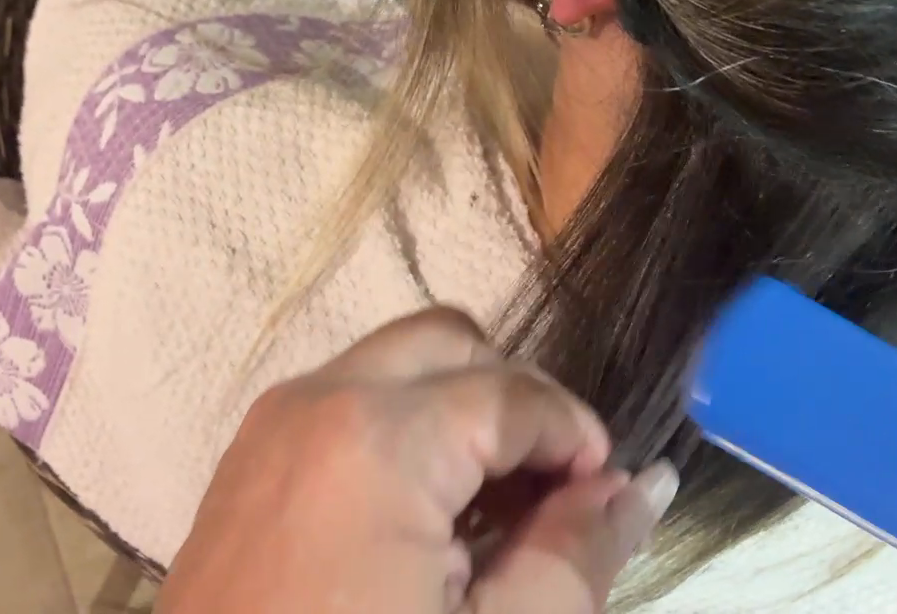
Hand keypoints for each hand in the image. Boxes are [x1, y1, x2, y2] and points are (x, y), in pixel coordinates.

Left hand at [156, 308, 677, 613]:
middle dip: (514, 395)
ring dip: (459, 404)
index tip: (608, 492)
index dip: (575, 434)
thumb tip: (643, 484)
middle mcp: (320, 395)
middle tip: (550, 487)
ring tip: (492, 504)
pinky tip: (424, 511)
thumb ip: (574, 556)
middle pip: (449, 340)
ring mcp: (276, 417)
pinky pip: (349, 394)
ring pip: (397, 358)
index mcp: (379, 437)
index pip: (510, 392)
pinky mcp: (252, 449)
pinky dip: (404, 421)